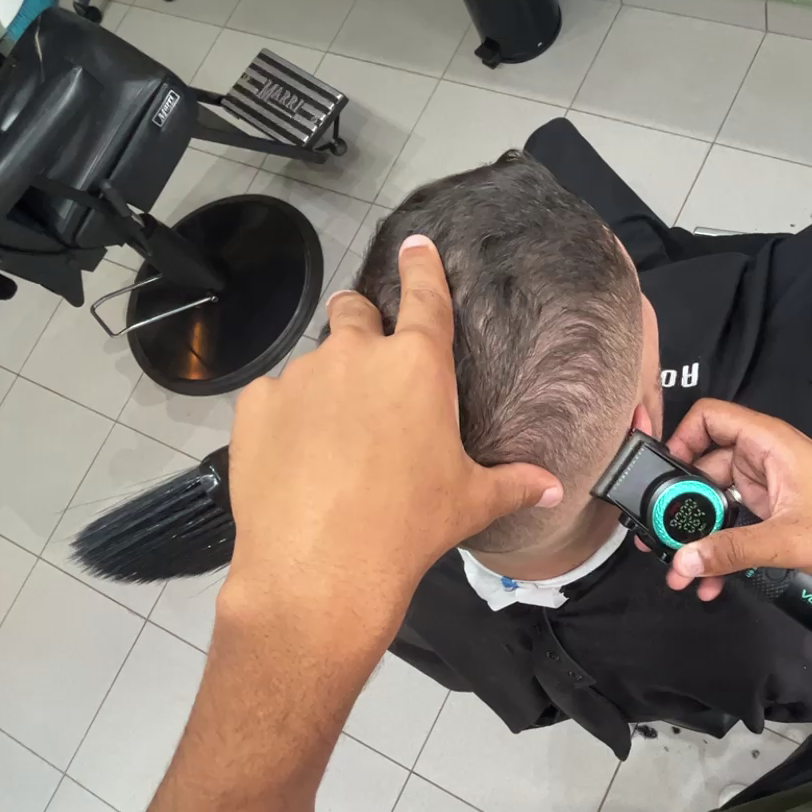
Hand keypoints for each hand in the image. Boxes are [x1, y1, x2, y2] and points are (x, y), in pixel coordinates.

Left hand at [223, 235, 561, 609]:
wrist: (323, 568)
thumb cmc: (411, 524)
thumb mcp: (471, 502)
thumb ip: (515, 484)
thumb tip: (555, 488)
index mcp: (417, 367)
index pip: (425, 295)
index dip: (422, 265)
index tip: (415, 244)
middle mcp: (357, 356)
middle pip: (356, 310)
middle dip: (364, 324)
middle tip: (370, 369)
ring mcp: (301, 377)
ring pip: (316, 360)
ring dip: (329, 383)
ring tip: (333, 439)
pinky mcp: (256, 406)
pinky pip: (276, 397)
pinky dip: (289, 416)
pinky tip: (298, 458)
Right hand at [662, 398, 811, 598]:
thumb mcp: (788, 539)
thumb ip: (733, 549)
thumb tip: (684, 560)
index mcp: (769, 442)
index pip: (709, 417)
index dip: (680, 439)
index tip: (661, 477)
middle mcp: (762, 457)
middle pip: (702, 466)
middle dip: (679, 505)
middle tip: (656, 538)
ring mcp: (764, 483)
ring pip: (714, 501)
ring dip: (697, 535)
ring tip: (679, 570)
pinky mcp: (768, 508)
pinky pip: (731, 522)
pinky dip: (719, 546)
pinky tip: (710, 578)